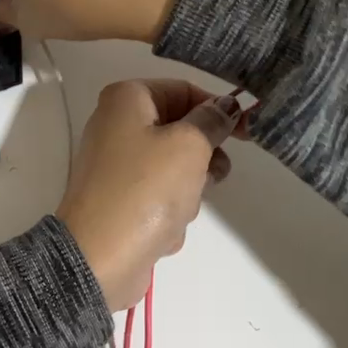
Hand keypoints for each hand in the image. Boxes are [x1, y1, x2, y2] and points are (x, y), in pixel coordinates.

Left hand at [56, 79, 239, 311]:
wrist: (100, 258)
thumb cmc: (146, 189)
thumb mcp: (189, 145)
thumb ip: (212, 120)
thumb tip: (226, 106)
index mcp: (126, 99)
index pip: (185, 90)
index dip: (218, 110)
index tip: (248, 132)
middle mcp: (117, 125)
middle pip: (182, 131)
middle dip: (201, 158)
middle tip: (209, 175)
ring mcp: (118, 165)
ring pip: (177, 168)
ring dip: (189, 191)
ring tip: (178, 207)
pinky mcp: (122, 200)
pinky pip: (162, 198)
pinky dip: (170, 212)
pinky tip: (162, 228)